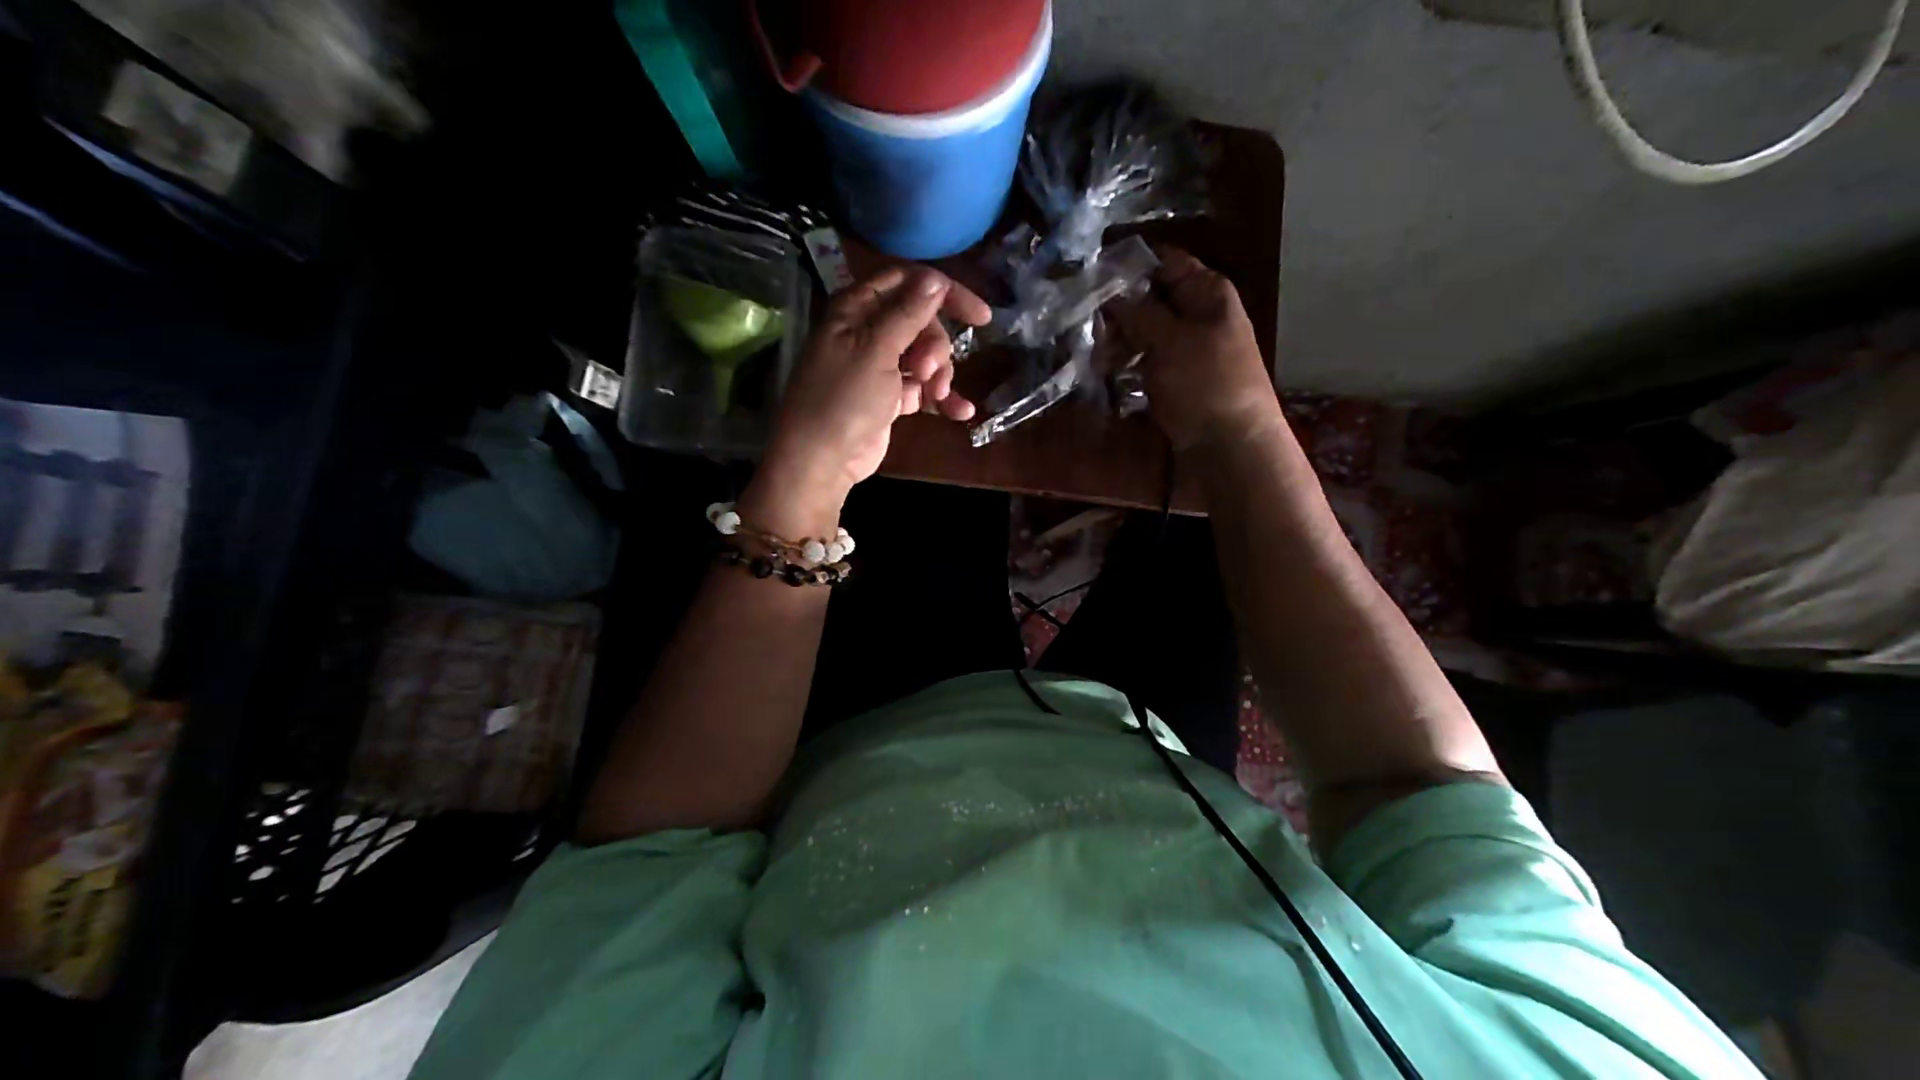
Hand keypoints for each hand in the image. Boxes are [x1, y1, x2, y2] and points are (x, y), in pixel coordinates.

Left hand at [742, 265, 989, 536]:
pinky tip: (961, 412)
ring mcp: (879, 366)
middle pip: (921, 321)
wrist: (822, 460)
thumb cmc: (843, 399)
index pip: (908, 281)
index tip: (981, 317)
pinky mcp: (889, 397)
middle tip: (930, 371)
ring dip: (940, 374)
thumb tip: (936, 279)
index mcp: (857, 309)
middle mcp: (867, 331)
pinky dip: (940, 398)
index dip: (944, 292)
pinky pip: (923, 388)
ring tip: (936, 395)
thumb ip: (908, 313)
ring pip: (925, 355)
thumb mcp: (876, 351)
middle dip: (936, 345)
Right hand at [1106, 247, 1282, 454]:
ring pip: (1142, 333)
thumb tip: (1108, 291)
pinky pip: (1143, 362)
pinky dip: (1125, 365)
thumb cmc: (1205, 384)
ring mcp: (1185, 349)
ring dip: (1116, 341)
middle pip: (1149, 298)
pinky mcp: (1174, 379)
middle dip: (1116, 308)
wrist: (1230, 447)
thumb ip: (1138, 312)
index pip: (1163, 262)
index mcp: (1207, 293)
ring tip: (1090, 354)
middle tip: (1081, 321)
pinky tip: (1103, 373)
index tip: (1088, 272)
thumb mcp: (1169, 340)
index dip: (1128, 263)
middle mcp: (1197, 315)